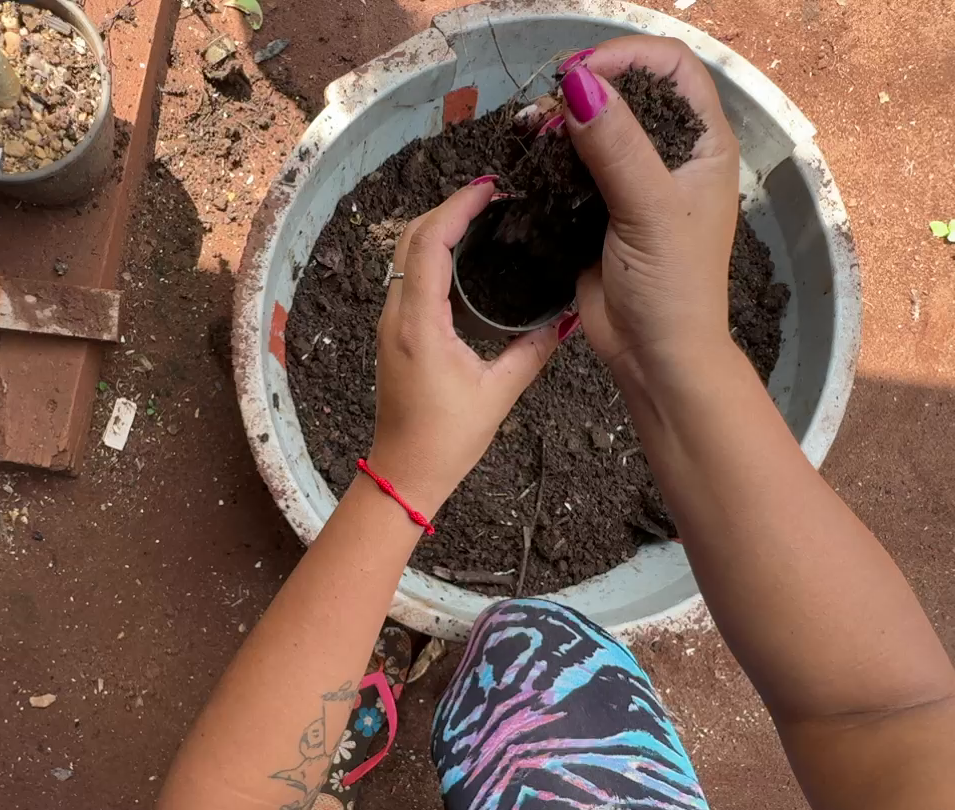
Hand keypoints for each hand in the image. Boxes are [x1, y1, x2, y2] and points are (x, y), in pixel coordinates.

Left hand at [366, 179, 565, 517]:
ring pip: (405, 258)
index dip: (458, 207)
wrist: (403, 474)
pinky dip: (431, 259)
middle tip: (491, 201)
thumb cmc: (445, 441)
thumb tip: (564, 319)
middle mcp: (396, 318)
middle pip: (411, 240)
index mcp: (419, 326)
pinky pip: (407, 282)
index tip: (491, 191)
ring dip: (436, 232)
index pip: (430, 243)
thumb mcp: (498, 394)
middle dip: (447, 210)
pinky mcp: (393, 337)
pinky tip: (463, 264)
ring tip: (481, 223)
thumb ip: (532, 351)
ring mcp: (389, 327)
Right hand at [559, 38, 744, 382]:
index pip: (670, 71)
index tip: (578, 72)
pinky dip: (547, 169)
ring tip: (527, 136)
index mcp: (701, 145)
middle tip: (542, 113)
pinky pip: (569, 180)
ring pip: (591, 138)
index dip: (627, 58)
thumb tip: (577, 83)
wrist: (653, 356)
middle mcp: (666, 159)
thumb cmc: (672, 286)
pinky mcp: (595, 219)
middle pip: (624, 100)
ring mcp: (628, 189)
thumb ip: (617, 146)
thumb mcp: (650, 210)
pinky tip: (526, 168)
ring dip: (558, 132)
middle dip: (582, 95)